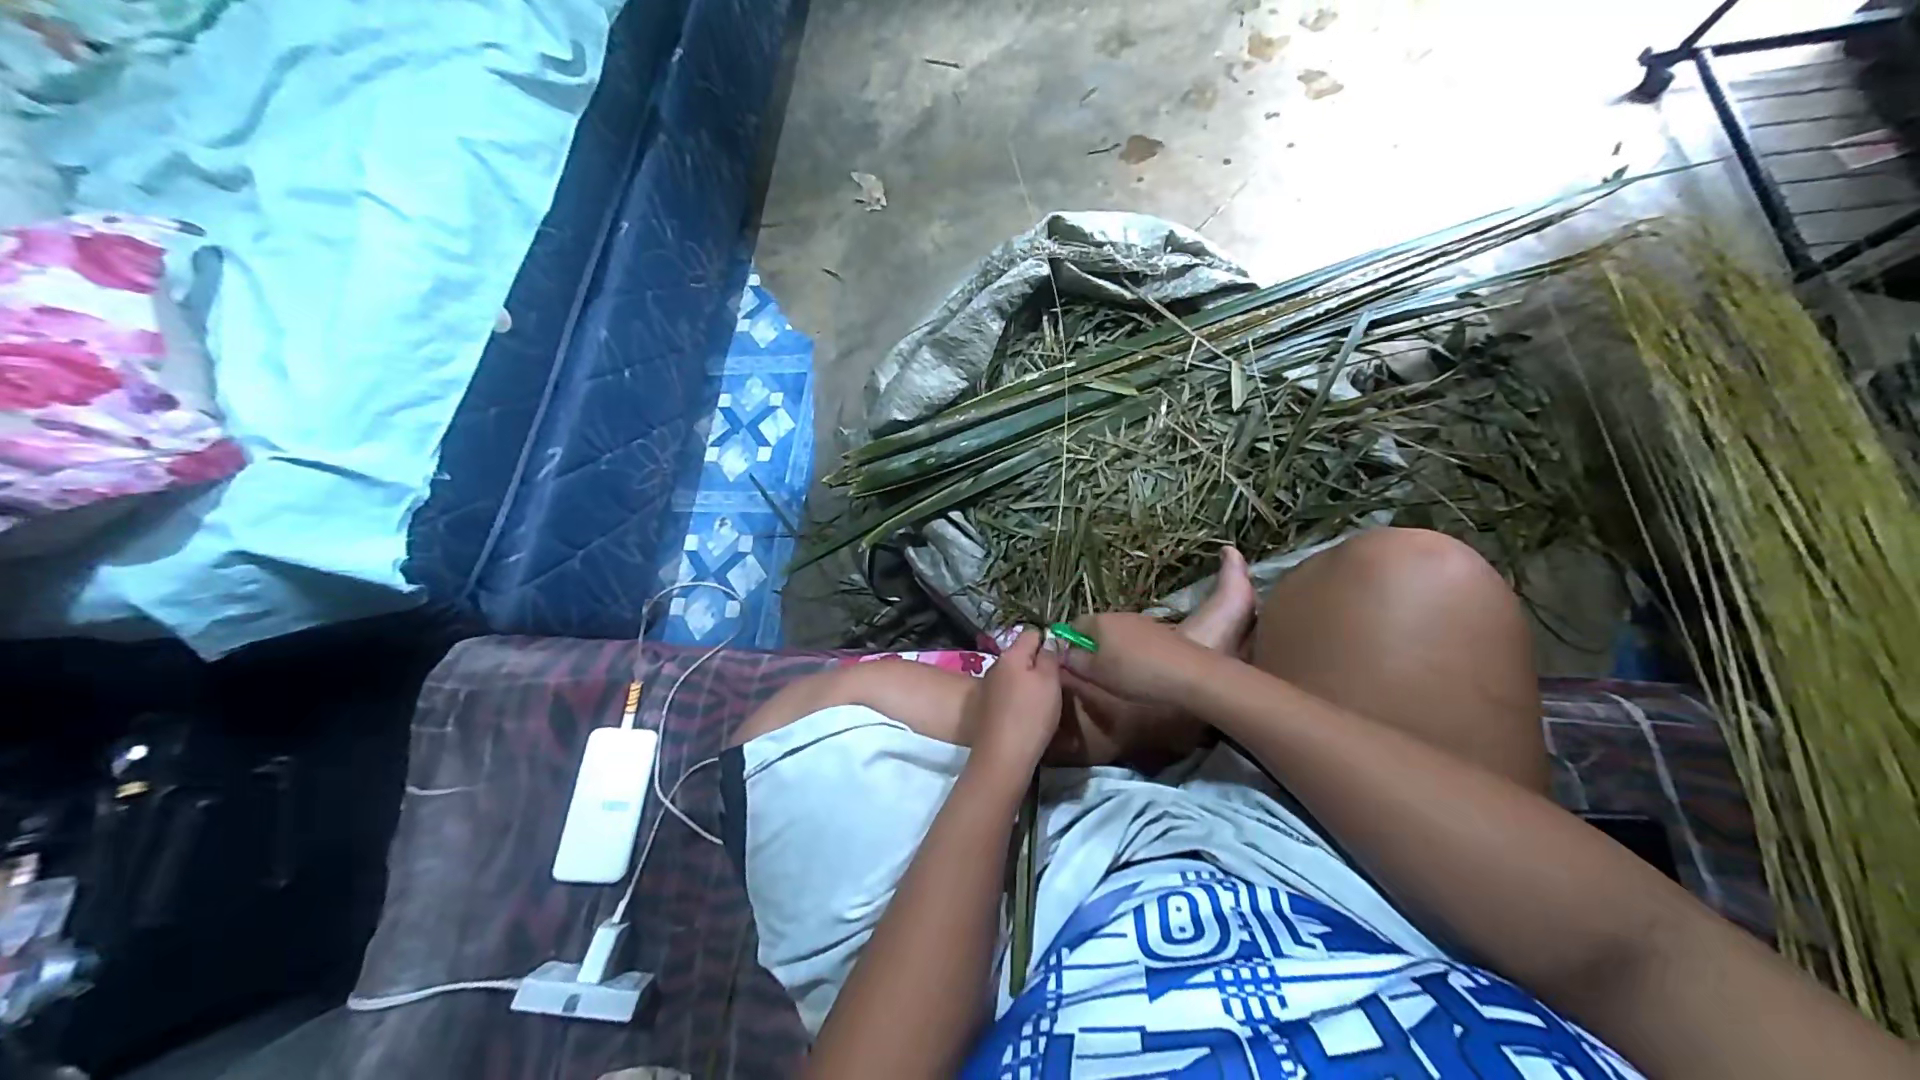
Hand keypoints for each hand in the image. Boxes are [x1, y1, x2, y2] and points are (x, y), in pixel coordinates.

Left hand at [964, 629, 1062, 777]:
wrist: (1003, 754)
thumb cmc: (1031, 713)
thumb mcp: (1049, 680)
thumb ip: (1050, 657)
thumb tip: (1049, 641)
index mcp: (1011, 654)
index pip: (1032, 633)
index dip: (1048, 641)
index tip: (1061, 659)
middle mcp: (997, 665)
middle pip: (1022, 654)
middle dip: (1039, 664)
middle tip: (1057, 682)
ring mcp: (989, 686)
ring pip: (1016, 674)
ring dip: (1029, 682)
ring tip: (1045, 700)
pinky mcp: (988, 706)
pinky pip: (1009, 692)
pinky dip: (1020, 698)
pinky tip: (1029, 714)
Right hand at [1061, 612, 1215, 708]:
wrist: (1190, 673)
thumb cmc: (1135, 673)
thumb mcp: (1097, 673)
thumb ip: (1075, 662)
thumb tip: (1061, 654)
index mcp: (1100, 620)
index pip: (1074, 625)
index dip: (1069, 644)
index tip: (1073, 665)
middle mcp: (1119, 615)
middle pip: (1097, 629)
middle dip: (1092, 649)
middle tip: (1094, 674)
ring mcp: (1143, 622)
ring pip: (1118, 636)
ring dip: (1114, 652)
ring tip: (1119, 677)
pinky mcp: (1162, 633)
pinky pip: (1137, 642)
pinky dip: (1134, 655)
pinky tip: (1141, 673)